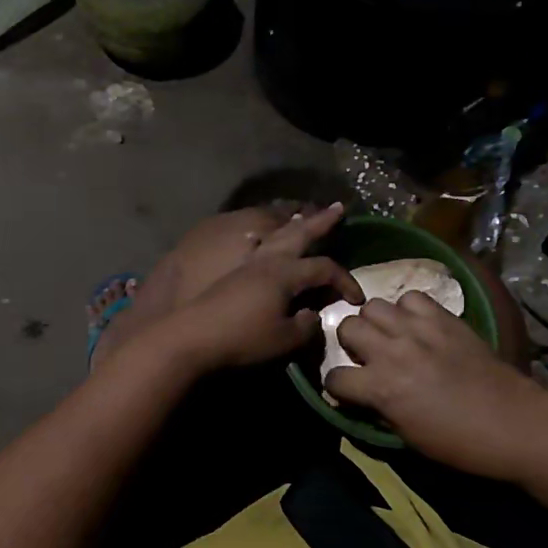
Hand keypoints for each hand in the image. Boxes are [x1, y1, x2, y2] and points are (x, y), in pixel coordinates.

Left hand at [157, 204, 362, 370]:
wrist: (190, 339)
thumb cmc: (243, 339)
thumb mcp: (285, 340)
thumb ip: (306, 325)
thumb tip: (312, 315)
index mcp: (285, 274)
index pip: (324, 269)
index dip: (345, 281)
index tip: (358, 298)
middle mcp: (268, 260)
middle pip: (299, 233)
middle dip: (321, 221)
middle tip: (338, 207)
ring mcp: (246, 263)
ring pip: (275, 233)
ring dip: (293, 222)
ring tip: (303, 214)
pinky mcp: (230, 272)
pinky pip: (259, 242)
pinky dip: (273, 235)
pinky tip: (270, 241)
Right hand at [325, 291, 547, 480]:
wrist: (510, 420)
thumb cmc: (458, 442)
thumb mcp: (406, 435)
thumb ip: (378, 408)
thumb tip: (364, 395)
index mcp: (381, 388)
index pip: (334, 378)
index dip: (338, 387)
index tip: (347, 391)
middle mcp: (393, 351)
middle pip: (347, 326)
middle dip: (351, 343)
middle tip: (367, 356)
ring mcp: (419, 329)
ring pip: (375, 306)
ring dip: (376, 322)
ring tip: (391, 336)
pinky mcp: (444, 317)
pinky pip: (412, 298)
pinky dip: (409, 310)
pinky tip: (418, 325)